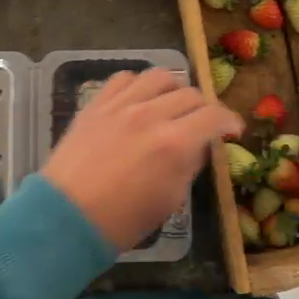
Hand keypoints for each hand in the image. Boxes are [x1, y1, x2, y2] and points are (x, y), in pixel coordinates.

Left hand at [41, 68, 242, 250]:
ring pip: (159, 77)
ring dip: (174, 88)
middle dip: (205, 108)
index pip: (214, 116)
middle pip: (190, 94)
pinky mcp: (96, 104)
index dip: (230, 121)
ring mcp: (120, 105)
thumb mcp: (170, 199)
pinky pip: (124, 79)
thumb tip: (197, 145)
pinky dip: (139, 84)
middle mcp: (151, 115)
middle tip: (204, 122)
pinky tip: (140, 98)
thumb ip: (189, 165)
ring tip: (173, 102)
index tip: (233, 129)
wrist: (65, 218)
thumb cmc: (122, 221)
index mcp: (175, 143)